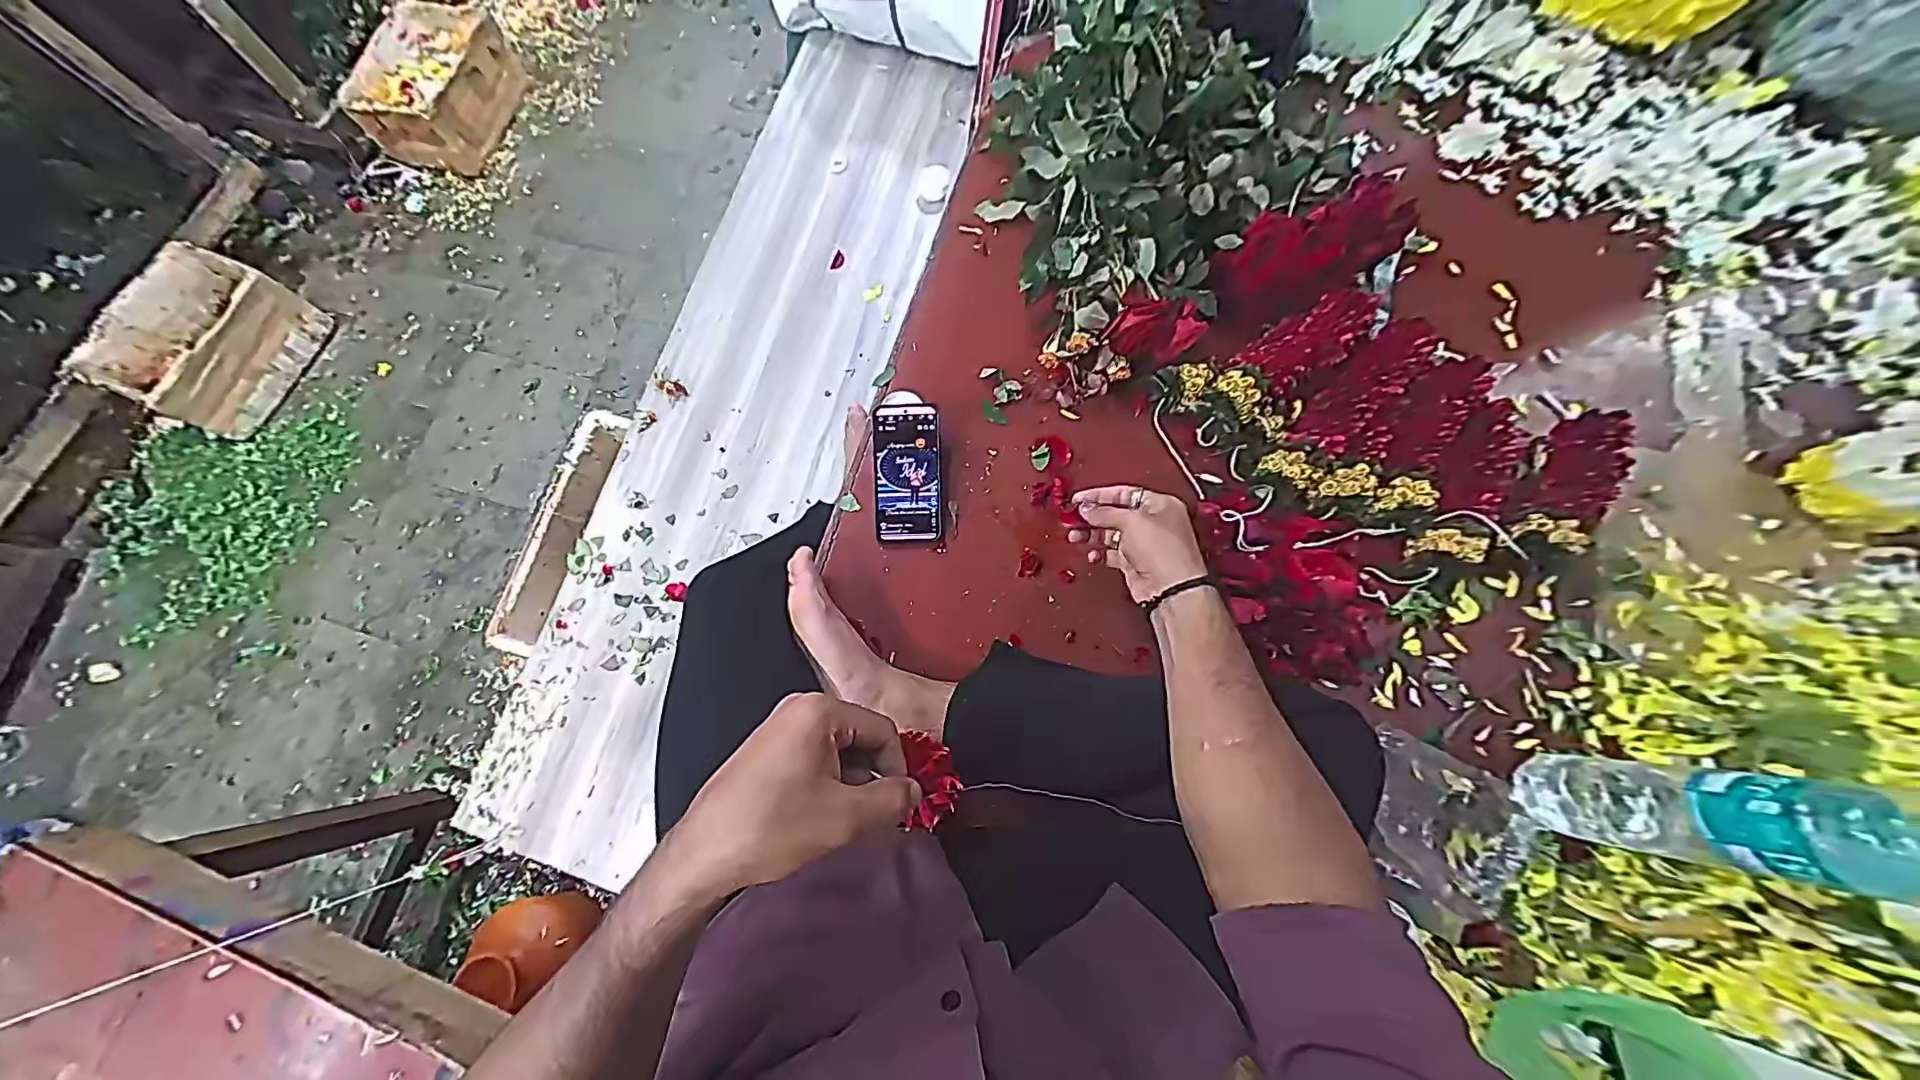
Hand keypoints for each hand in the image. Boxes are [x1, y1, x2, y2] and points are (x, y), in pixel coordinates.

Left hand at [662, 693, 921, 897]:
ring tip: (837, 823)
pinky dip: (825, 787)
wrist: (702, 857)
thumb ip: (893, 800)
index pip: (883, 730)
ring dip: (848, 786)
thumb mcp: (846, 817)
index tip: (898, 802)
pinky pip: (814, 760)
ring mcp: (779, 730)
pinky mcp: (766, 752)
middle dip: (870, 779)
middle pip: (860, 739)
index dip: (897, 768)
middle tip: (868, 817)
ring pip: (838, 753)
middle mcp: (797, 710)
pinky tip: (815, 819)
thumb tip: (913, 792)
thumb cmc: (768, 829)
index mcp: (818, 711)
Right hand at [1066, 485, 1209, 603]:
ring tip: (1075, 535)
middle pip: (1115, 514)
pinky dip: (1100, 553)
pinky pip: (1112, 554)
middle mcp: (1153, 523)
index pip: (1125, 493)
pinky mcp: (1136, 563)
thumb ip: (1105, 512)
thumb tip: (1087, 508)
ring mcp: (1144, 544)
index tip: (1080, 499)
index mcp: (1160, 505)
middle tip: (1073, 517)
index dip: (1100, 495)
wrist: (1171, 588)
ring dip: (1091, 535)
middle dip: (1093, 516)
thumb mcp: (1132, 521)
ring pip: (1111, 534)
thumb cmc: (1165, 551)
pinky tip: (1093, 553)